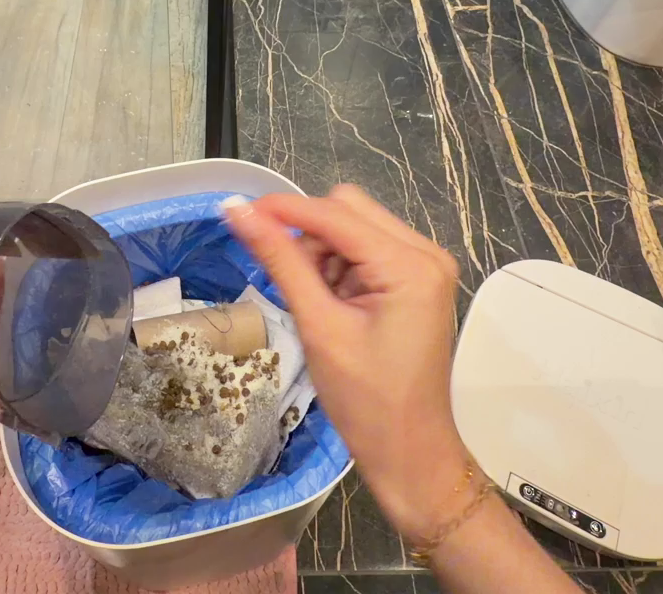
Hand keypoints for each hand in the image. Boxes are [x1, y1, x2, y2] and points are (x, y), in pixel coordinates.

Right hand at [224, 186, 471, 535]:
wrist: (409, 453)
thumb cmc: (366, 400)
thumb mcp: (318, 325)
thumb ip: (280, 260)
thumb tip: (238, 212)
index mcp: (410, 265)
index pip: (336, 215)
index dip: (285, 210)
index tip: (238, 212)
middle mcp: (424, 252)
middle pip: (348, 210)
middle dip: (309, 236)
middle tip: (288, 279)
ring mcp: (424, 264)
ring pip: (353, 225)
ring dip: (322, 252)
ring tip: (315, 302)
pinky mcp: (415, 278)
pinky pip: (364, 247)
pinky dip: (338, 264)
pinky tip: (331, 301)